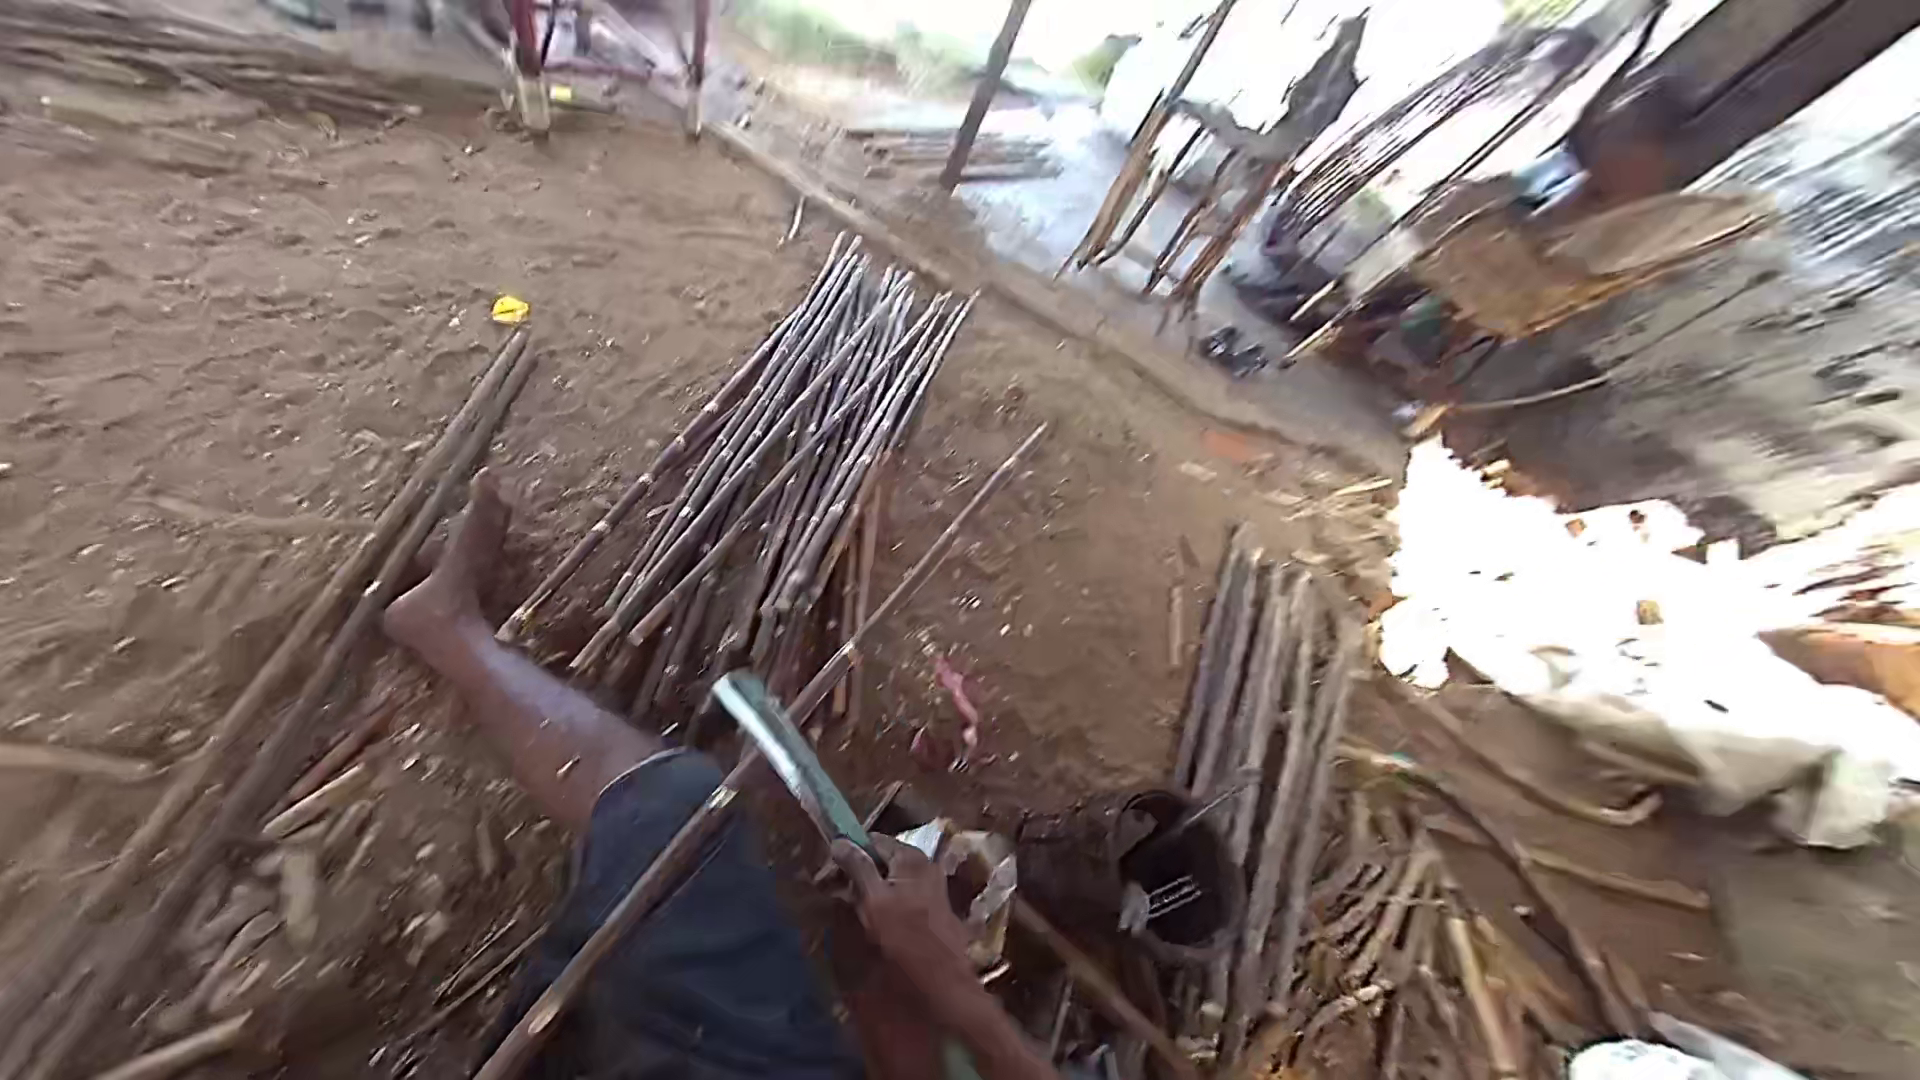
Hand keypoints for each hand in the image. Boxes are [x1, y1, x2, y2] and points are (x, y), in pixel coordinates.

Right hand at [830, 835, 977, 1013]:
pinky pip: (901, 894)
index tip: (828, 875)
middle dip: (858, 873)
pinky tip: (873, 921)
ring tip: (852, 910)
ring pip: (891, 878)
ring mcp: (931, 884)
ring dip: (869, 889)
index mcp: (911, 856)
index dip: (848, 853)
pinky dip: (884, 901)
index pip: (872, 840)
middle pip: (882, 859)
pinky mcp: (932, 906)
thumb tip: (838, 841)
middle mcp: (924, 863)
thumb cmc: (905, 939)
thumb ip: (857, 867)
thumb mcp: (874, 900)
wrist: (943, 982)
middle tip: (835, 895)